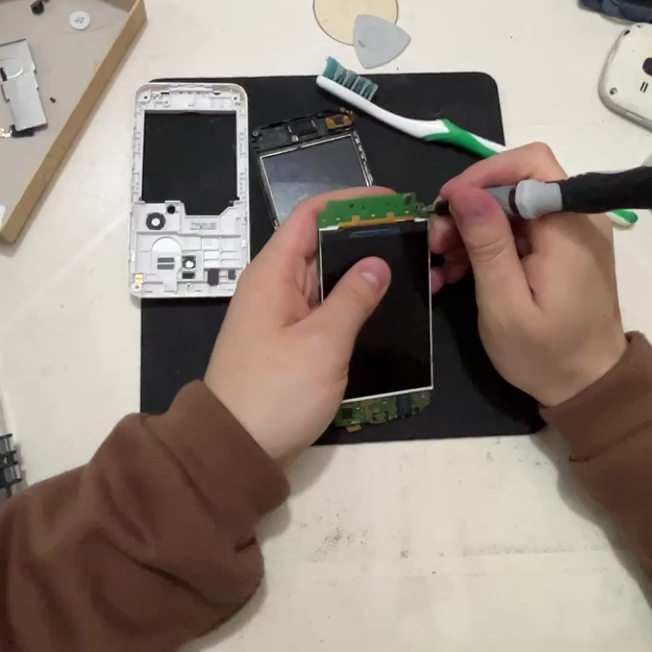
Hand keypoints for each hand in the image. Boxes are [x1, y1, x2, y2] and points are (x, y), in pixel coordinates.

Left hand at [205, 188, 393, 463]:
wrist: (236, 450)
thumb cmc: (275, 391)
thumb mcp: (322, 343)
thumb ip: (353, 298)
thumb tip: (379, 262)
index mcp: (273, 272)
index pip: (310, 215)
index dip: (350, 202)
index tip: (393, 201)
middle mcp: (276, 284)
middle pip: (322, 242)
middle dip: (366, 234)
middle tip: (416, 236)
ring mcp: (284, 313)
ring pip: (328, 275)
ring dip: (365, 269)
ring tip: (415, 266)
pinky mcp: (293, 339)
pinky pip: (327, 306)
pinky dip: (356, 300)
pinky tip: (391, 305)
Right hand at [432, 143, 625, 406]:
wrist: (589, 388)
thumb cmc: (546, 353)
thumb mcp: (505, 304)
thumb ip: (487, 244)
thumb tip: (463, 191)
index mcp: (569, 227)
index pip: (530, 164)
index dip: (483, 175)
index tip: (446, 206)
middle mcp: (577, 217)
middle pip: (516, 182)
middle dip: (470, 205)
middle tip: (437, 242)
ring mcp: (571, 231)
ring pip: (511, 204)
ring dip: (472, 227)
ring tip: (443, 263)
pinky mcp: (560, 247)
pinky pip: (518, 226)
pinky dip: (487, 241)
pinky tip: (460, 269)